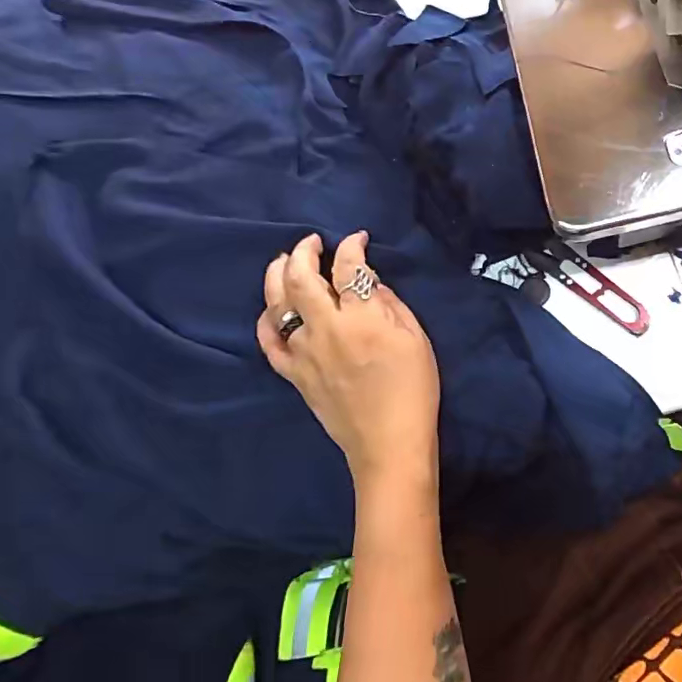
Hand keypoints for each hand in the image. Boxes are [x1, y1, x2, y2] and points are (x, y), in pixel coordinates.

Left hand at [256, 232, 441, 496]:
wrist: (389, 442)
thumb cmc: (413, 389)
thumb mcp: (416, 339)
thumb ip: (391, 304)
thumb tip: (369, 283)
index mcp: (362, 317)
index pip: (348, 267)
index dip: (351, 246)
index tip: (358, 239)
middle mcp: (326, 328)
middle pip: (300, 277)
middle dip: (303, 251)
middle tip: (312, 242)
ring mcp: (304, 352)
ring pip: (277, 304)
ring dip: (277, 275)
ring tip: (283, 262)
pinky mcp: (294, 375)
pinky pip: (270, 344)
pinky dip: (265, 322)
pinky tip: (270, 311)